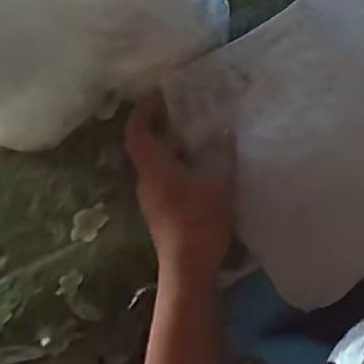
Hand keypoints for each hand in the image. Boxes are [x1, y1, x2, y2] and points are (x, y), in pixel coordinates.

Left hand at [126, 92, 233, 281]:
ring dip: (179, 147)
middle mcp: (147, 181)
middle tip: (194, 112)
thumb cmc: (200, 219)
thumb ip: (223, 152)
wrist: (189, 269)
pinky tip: (209, 168)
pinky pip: (169, 179)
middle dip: (169, 126)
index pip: (137, 131)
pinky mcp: (164, 212)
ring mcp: (153, 199)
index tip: (162, 95)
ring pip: (161, 163)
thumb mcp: (220, 179)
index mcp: (154, 168)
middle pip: (149, 146)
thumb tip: (227, 131)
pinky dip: (184, 166)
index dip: (145, 110)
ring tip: (207, 137)